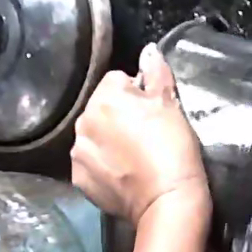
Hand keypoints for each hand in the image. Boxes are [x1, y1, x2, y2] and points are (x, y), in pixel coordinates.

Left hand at [71, 44, 209, 224]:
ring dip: (109, 140)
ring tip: (135, 158)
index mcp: (105, 97)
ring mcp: (78, 152)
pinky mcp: (79, 179)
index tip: (153, 113)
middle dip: (119, 117)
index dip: (138, 94)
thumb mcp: (171, 105)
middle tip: (146, 136)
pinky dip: (103, 166)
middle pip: (101, 108)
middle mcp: (83, 121)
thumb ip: (156, 72)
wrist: (166, 202)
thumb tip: (148, 49)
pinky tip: (123, 175)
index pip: (118, 81)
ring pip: (94, 135)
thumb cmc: (173, 149)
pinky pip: (91, 162)